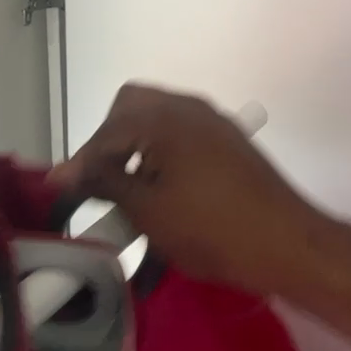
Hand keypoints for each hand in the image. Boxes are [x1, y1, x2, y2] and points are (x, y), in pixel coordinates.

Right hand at [48, 83, 333, 297]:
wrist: (288, 243)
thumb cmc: (212, 229)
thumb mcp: (148, 210)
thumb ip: (104, 182)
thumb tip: (64, 171)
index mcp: (164, 117)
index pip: (107, 131)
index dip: (81, 162)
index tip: (62, 192)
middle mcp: (187, 106)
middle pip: (131, 108)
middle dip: (109, 143)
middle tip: (100, 182)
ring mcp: (211, 121)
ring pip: (157, 119)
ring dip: (136, 149)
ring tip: (128, 193)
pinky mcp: (227, 140)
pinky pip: (181, 134)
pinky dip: (161, 155)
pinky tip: (161, 192)